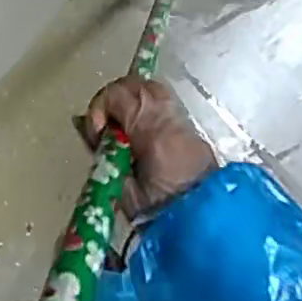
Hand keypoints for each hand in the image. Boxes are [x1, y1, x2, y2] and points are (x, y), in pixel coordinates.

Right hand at [84, 75, 217, 216]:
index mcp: (146, 125)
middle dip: (112, 99)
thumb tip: (92, 139)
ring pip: (148, 86)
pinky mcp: (188, 122)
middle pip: (131, 83)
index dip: (97, 109)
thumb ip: (106, 161)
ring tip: (124, 125)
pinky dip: (148, 104)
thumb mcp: (125, 193)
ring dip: (131, 98)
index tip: (96, 135)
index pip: (113, 95)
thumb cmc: (165, 209)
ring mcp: (178, 113)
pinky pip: (162, 98)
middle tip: (105, 126)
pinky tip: (143, 127)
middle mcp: (162, 111)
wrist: (209, 217)